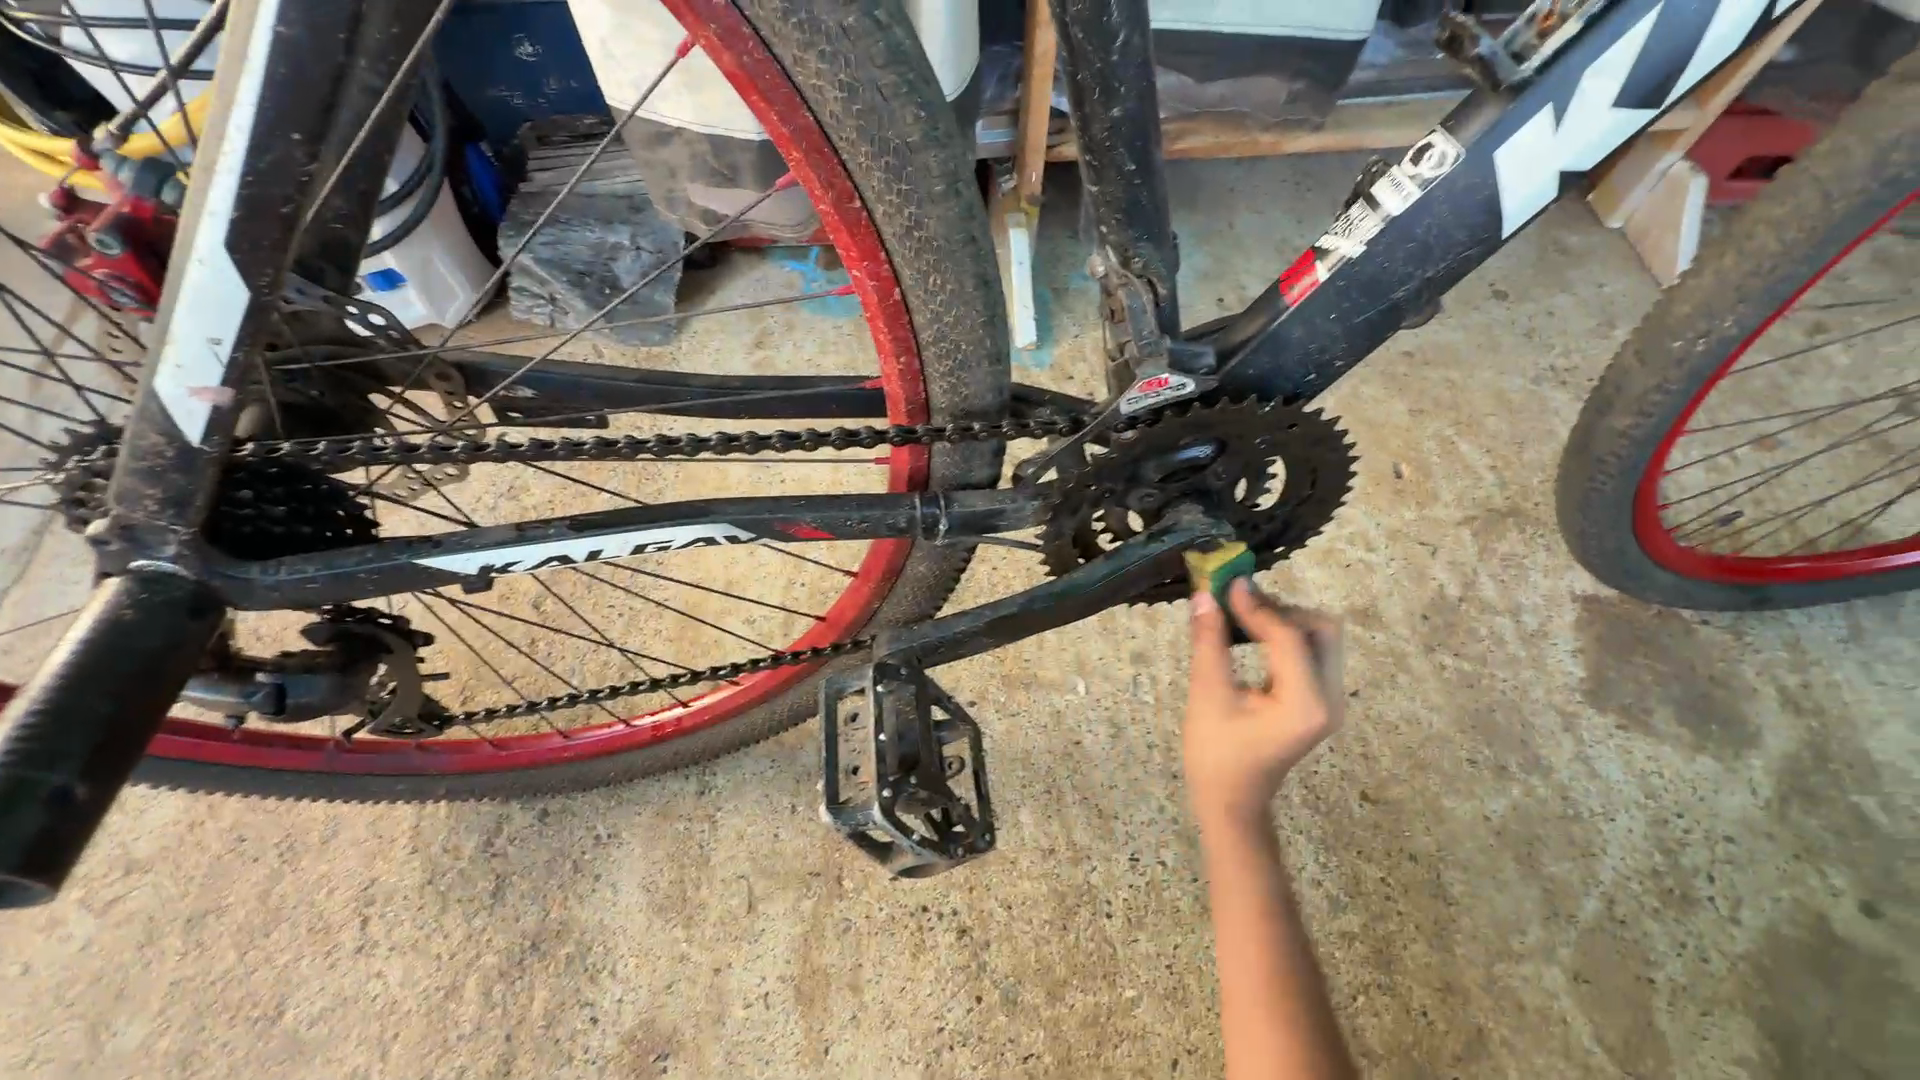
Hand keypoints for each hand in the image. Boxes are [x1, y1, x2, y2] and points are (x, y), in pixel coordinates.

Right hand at [1184, 579, 1343, 830]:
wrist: (1232, 801)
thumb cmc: (1215, 755)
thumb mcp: (1207, 695)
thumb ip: (1209, 642)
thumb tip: (1204, 595)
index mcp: (1306, 704)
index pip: (1289, 636)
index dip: (1257, 606)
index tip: (1225, 584)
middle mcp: (1331, 699)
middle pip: (1321, 629)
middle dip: (1280, 610)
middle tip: (1238, 605)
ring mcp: (1331, 701)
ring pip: (1320, 637)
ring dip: (1283, 621)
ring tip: (1240, 619)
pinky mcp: (1322, 700)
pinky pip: (1313, 653)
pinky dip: (1285, 637)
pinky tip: (1251, 637)